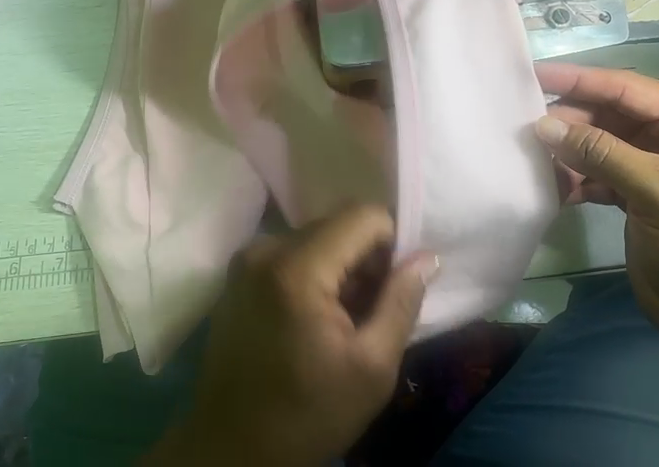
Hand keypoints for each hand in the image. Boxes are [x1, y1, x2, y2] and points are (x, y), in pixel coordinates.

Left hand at [146, 204, 436, 466]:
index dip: (391, 245)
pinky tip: (313, 322)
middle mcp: (266, 249)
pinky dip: (313, 276)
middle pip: (337, 225)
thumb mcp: (372, 368)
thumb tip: (427, 256)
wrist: (231, 451)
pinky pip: (291, 255)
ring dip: (340, 270)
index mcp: (297, 267)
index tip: (394, 289)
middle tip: (372, 312)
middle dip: (365, 260)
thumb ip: (402, 303)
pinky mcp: (238, 277)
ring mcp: (247, 261)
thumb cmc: (306, 413)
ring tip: (343, 323)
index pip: (363, 215)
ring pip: (316, 239)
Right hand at [534, 63, 658, 340]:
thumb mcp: (656, 193)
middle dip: (571, 117)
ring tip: (532, 152)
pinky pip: (597, 170)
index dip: (582, 80)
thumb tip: (544, 124)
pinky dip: (574, 177)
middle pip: (611, 112)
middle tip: (524, 117)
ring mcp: (654, 163)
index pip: (630, 88)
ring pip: (599, 141)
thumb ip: (601, 153)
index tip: (536, 73)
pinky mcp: (635, 192)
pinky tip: (550, 185)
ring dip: (568, 149)